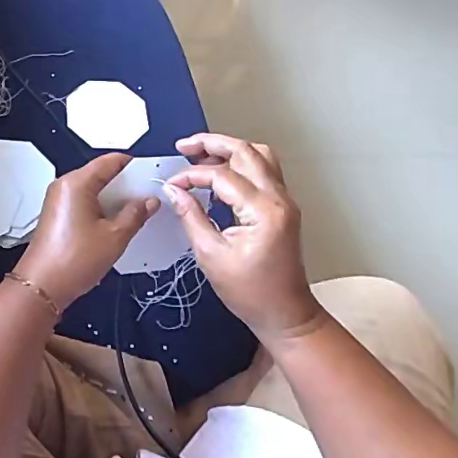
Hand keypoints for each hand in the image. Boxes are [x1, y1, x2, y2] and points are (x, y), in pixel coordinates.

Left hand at [12, 153, 157, 309]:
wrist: (42, 286)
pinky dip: (101, 208)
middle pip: (101, 174)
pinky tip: (117, 223)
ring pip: (93, 190)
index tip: (152, 175)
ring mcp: (58, 200)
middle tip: (149, 197)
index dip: (133, 166)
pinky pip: (84, 202)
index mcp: (76, 183)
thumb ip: (135, 214)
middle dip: (126, 185)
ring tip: (137, 212)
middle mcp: (64, 186)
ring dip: (114, 199)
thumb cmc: (73, 260)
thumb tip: (149, 201)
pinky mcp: (57, 214)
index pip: (109, 161)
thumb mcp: (115, 237)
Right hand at [163, 133, 323, 341]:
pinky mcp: (282, 207)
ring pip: (259, 156)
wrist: (285, 314)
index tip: (172, 185)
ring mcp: (284, 201)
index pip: (222, 175)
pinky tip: (218, 174)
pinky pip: (263, 171)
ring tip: (201, 155)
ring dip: (229, 150)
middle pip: (246, 152)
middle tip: (184, 146)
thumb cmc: (250, 292)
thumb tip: (174, 191)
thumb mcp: (210, 254)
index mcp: (263, 211)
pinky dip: (240, 163)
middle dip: (212, 144)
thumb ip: (191, 216)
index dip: (192, 175)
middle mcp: (279, 199)